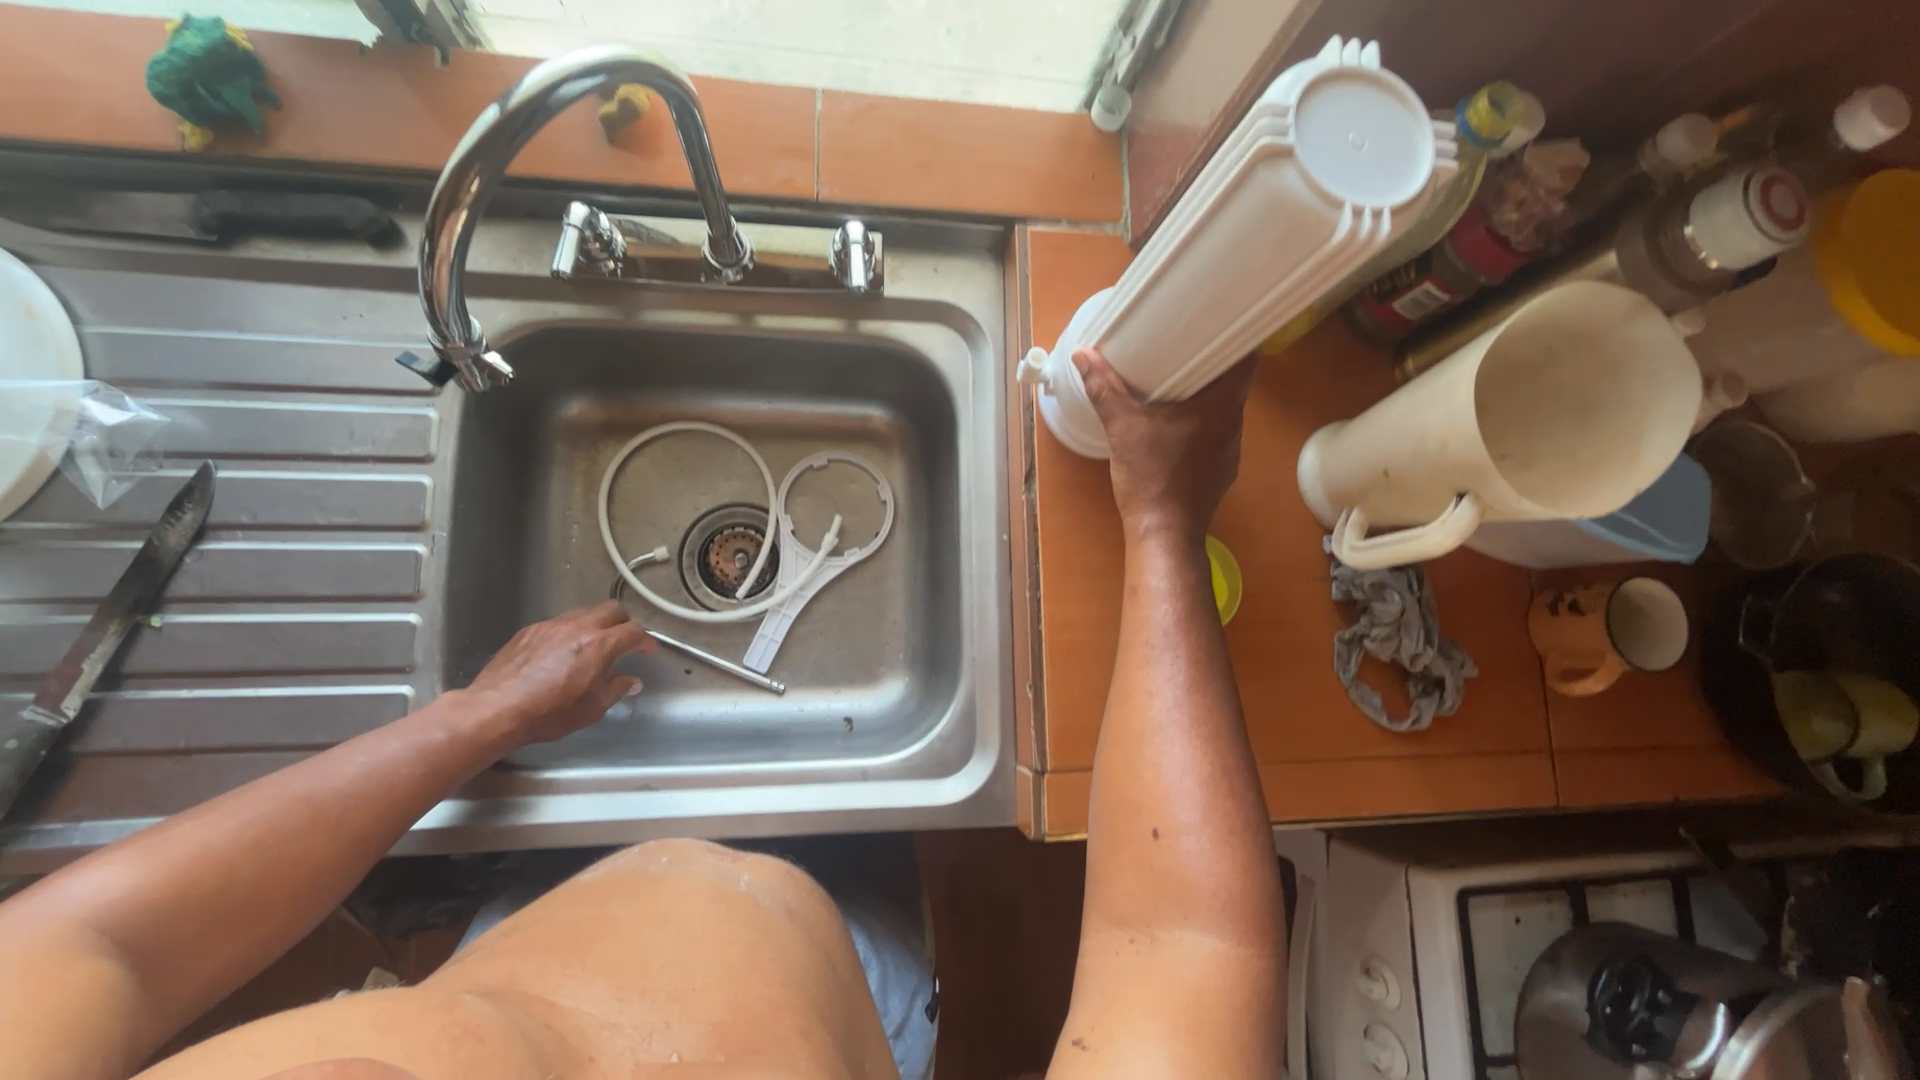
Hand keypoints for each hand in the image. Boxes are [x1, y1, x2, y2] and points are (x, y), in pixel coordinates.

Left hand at [462, 601, 658, 746]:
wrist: (496, 710)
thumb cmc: (550, 713)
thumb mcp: (592, 708)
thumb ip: (616, 688)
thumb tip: (632, 680)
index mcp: (600, 644)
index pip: (634, 632)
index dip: (647, 641)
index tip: (649, 652)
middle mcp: (578, 627)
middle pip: (612, 609)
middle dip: (623, 623)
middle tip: (624, 641)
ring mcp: (551, 625)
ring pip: (583, 613)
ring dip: (595, 624)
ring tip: (592, 645)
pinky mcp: (528, 631)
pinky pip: (557, 624)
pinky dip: (568, 633)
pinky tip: (561, 653)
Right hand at [1072, 347, 1256, 544]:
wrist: (1163, 533)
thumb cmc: (1150, 476)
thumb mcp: (1122, 427)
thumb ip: (1104, 388)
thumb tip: (1083, 354)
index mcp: (1221, 407)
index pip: (1248, 360)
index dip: (1238, 338)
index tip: (1218, 324)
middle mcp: (1234, 425)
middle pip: (1235, 384)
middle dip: (1213, 366)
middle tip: (1186, 348)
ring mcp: (1230, 451)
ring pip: (1225, 411)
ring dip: (1206, 397)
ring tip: (1178, 384)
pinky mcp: (1220, 472)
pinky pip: (1216, 436)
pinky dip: (1201, 424)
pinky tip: (1176, 427)